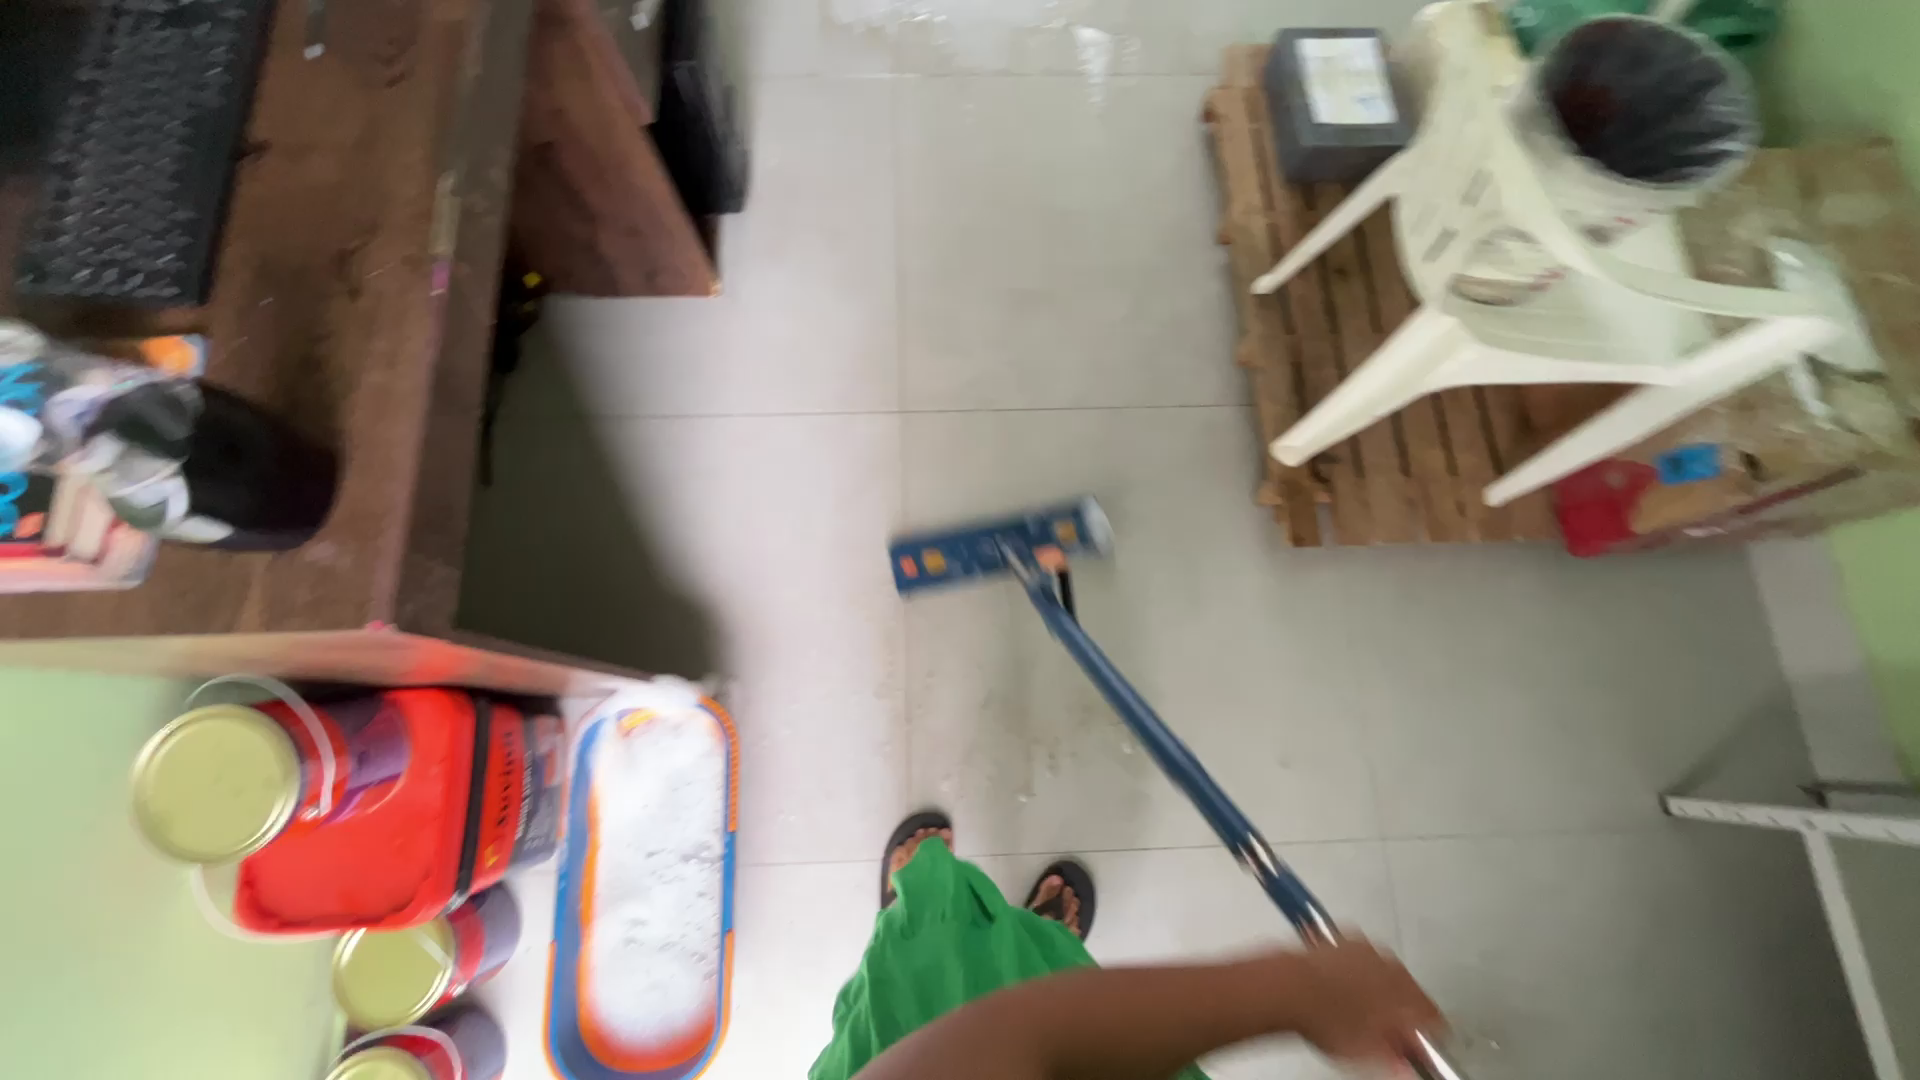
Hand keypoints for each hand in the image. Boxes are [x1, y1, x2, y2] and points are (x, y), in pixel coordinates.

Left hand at [1261, 939, 1444, 1065]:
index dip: (1424, 1037)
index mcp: (1409, 995)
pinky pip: (1359, 957)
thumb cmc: (1328, 1018)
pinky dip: (1355, 971)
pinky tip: (1341, 987)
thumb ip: (1395, 1059)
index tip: (1414, 1049)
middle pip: (1409, 992)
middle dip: (1400, 1012)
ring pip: (1384, 972)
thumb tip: (1403, 1064)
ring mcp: (1364, 947)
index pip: (1435, 1019)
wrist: (1290, 987)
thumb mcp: (1369, 1054)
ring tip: (1357, 1010)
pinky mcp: (1340, 938)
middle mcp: (1391, 965)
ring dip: (1379, 989)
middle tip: (1383, 1033)